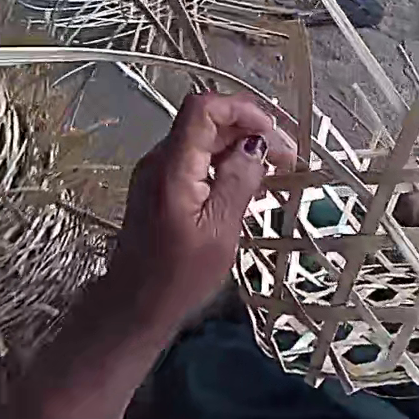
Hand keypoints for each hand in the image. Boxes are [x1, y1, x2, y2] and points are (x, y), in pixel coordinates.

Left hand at [107, 93, 294, 335]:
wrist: (134, 308)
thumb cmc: (178, 277)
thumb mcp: (219, 231)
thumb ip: (239, 181)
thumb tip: (257, 144)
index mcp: (173, 168)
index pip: (203, 109)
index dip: (241, 109)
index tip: (271, 133)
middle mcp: (161, 160)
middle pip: (208, 120)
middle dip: (250, 129)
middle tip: (284, 157)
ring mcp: (159, 171)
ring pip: (206, 138)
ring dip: (242, 146)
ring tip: (273, 171)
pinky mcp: (163, 184)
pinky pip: (200, 158)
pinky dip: (228, 162)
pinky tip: (249, 183)